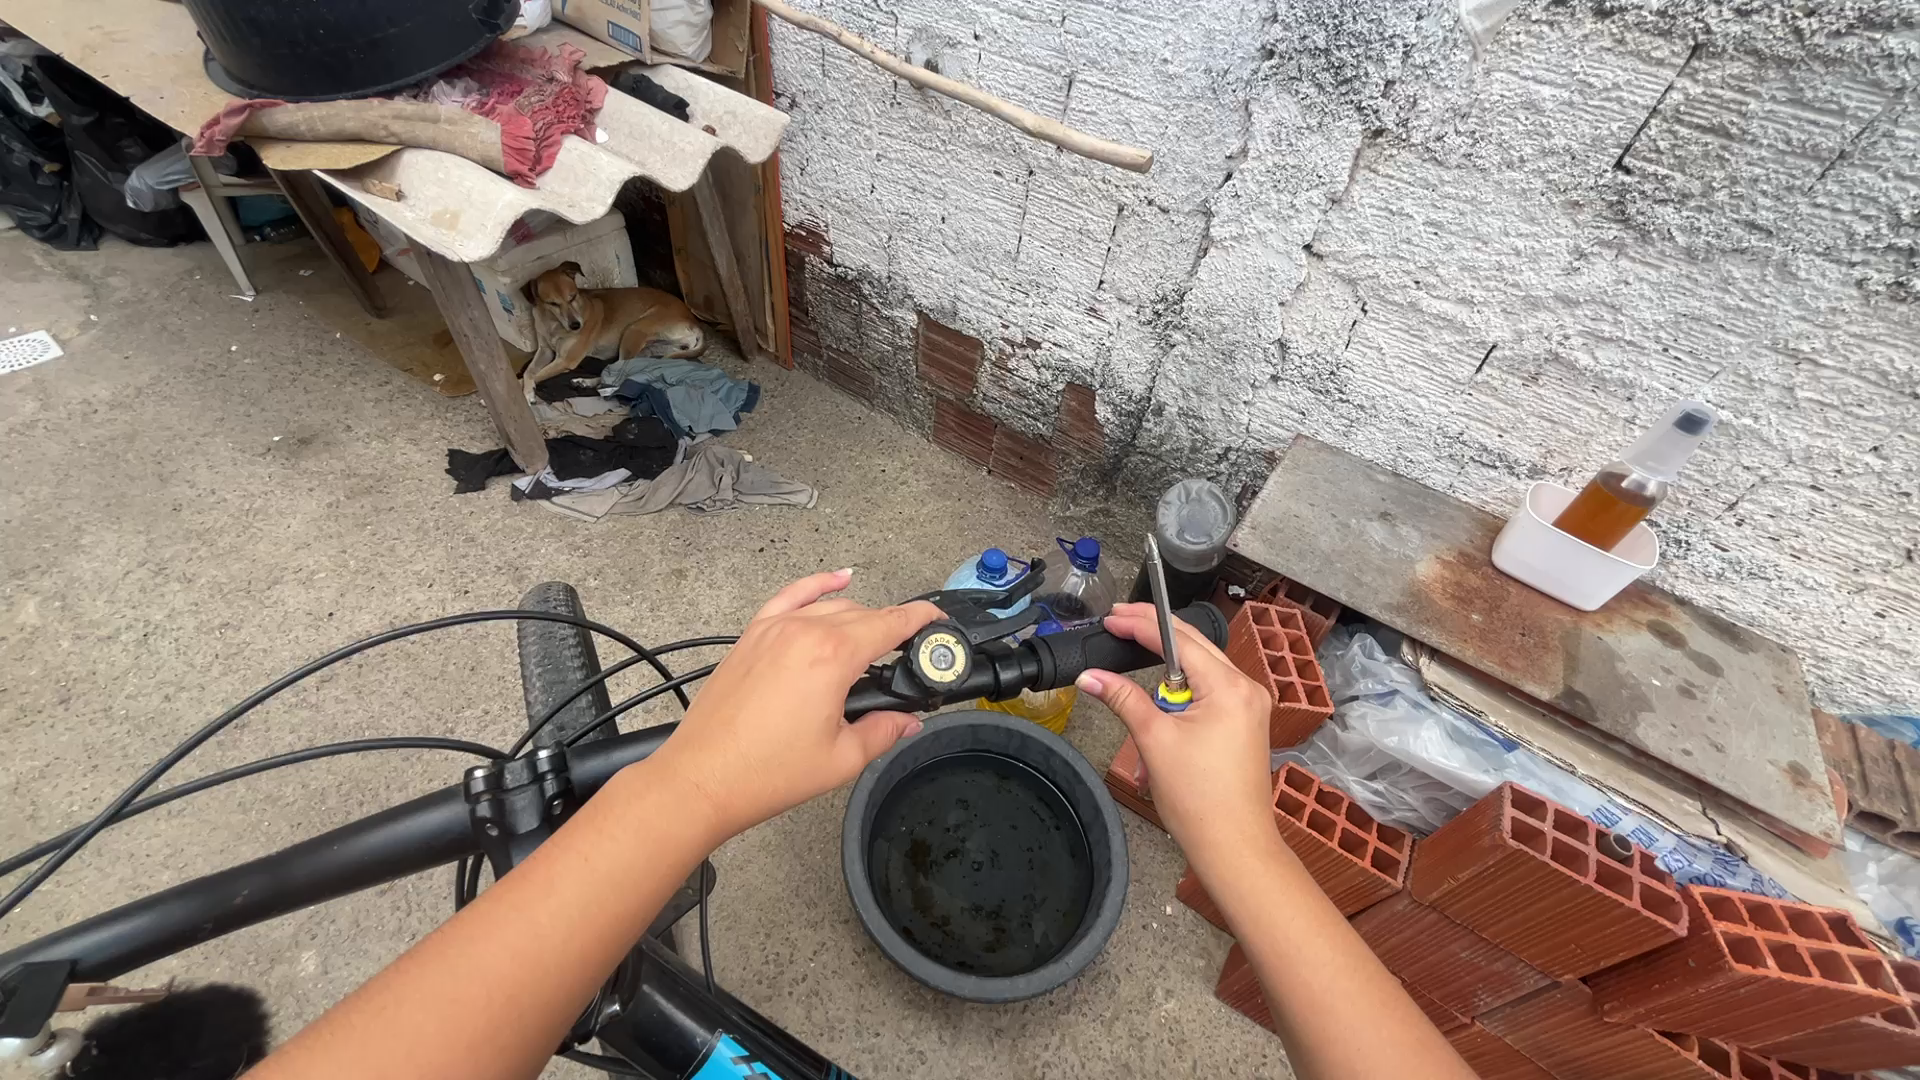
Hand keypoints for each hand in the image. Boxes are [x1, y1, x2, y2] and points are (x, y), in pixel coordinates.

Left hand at [636, 570, 942, 844]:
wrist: (701, 778)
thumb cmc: (765, 772)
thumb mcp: (841, 758)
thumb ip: (884, 731)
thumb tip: (908, 721)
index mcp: (833, 657)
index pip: (891, 623)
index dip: (921, 619)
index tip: (937, 621)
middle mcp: (805, 631)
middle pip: (865, 615)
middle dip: (892, 628)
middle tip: (906, 654)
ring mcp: (775, 627)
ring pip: (832, 606)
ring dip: (860, 618)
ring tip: (873, 643)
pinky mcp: (754, 634)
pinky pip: (791, 594)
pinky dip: (817, 583)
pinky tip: (838, 579)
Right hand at [1075, 602, 1275, 868]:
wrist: (1234, 846)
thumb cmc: (1201, 799)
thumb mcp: (1153, 739)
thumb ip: (1122, 698)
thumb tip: (1090, 676)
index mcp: (1228, 687)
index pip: (1177, 639)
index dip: (1140, 624)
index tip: (1113, 617)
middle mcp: (1246, 688)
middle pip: (1193, 643)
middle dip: (1153, 631)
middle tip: (1119, 618)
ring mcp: (1249, 704)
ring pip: (1199, 665)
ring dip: (1165, 662)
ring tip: (1133, 653)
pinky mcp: (1244, 720)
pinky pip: (1208, 688)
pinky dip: (1180, 687)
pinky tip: (1159, 694)